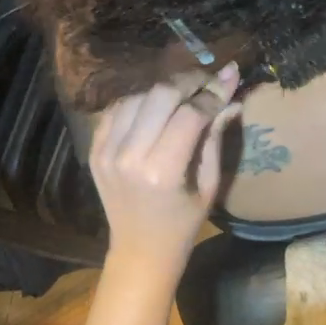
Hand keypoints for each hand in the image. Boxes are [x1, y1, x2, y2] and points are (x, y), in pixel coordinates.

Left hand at [89, 63, 241, 274]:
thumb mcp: (209, 186)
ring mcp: (107, 152)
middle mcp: (130, 157)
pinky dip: (138, 102)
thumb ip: (214, 140)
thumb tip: (230, 100)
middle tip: (207, 80)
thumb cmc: (183, 223)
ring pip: (137, 97)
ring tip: (184, 95)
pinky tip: (155, 108)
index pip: (190, 114)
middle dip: (188, 81)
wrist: (140, 249)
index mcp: (163, 172)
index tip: (230, 75)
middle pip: (160, 95)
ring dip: (163, 91)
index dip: (213, 92)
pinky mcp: (95, 150)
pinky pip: (116, 110)